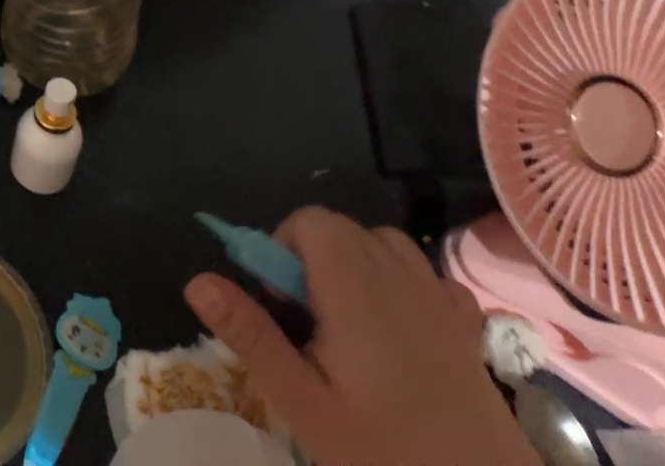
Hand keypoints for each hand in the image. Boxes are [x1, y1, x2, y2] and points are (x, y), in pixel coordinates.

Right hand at [184, 207, 537, 465]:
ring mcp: (440, 299)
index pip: (312, 221)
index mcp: (356, 289)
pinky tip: (396, 328)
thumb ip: (250, 335)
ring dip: (354, 263)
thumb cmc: (384, 449)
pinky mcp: (467, 324)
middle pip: (343, 228)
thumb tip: (197, 282)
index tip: (279, 301)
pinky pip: (425, 273)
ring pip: (383, 243)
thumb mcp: (302, 400)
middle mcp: (400, 279)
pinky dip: (401, 281)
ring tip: (345, 319)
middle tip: (305, 320)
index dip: (282, 247)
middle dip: (310, 256)